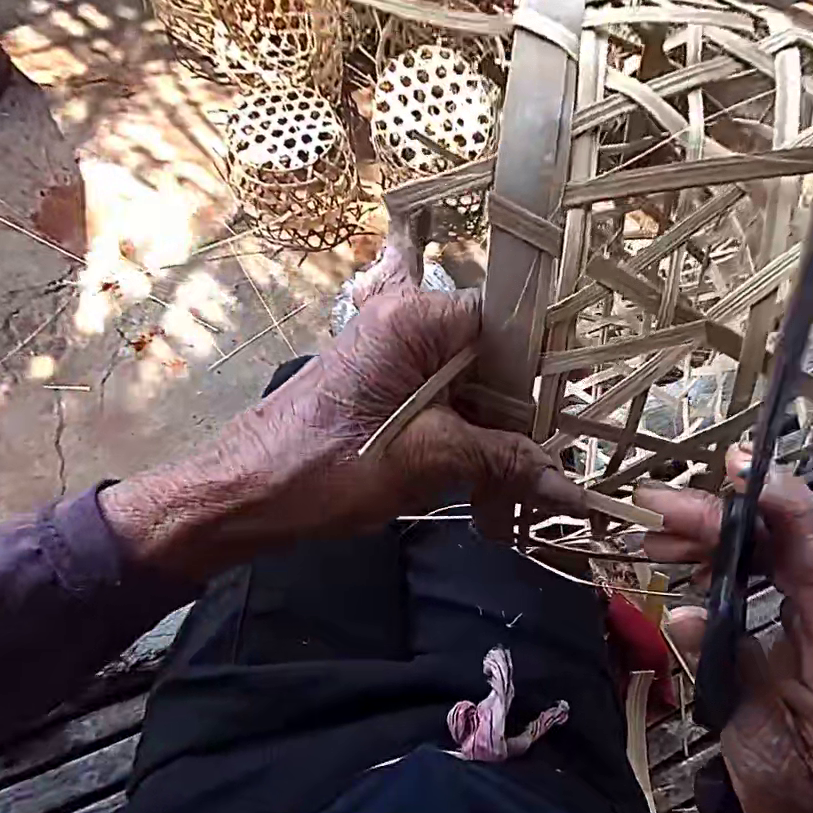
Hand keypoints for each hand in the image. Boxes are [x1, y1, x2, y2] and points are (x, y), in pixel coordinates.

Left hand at [101, 233, 584, 581]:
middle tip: (548, 454)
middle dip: (518, 408)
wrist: (243, 494)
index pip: (504, 321)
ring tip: (521, 473)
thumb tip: (569, 484)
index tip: (562, 416)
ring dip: (492, 429)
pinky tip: (483, 474)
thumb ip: (502, 461)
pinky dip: (463, 435)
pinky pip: (441, 402)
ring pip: (467, 384)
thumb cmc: (326, 467)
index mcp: (415, 318)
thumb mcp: (428, 461)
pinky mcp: (382, 388)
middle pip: (489, 356)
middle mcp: (404, 323)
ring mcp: (391, 356)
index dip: (538, 368)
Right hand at [636, 445, 812, 812]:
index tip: (744, 472)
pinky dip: (749, 554)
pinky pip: (802, 570)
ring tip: (664, 535)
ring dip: (729, 536)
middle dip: (730, 520)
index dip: (792, 515)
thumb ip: (725, 668)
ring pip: (801, 555)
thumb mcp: (747, 739)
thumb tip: (681, 612)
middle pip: (810, 554)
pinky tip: (700, 554)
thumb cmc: (790, 796)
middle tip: (661, 507)